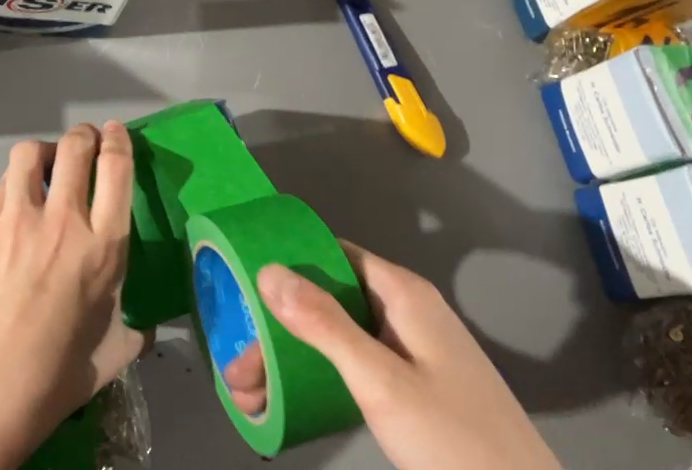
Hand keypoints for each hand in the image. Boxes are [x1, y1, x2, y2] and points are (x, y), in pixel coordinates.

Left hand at [0, 122, 151, 455]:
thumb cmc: (62, 371)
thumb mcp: (118, 348)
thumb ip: (138, 326)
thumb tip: (150, 324)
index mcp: (105, 246)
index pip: (116, 168)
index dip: (118, 141)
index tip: (116, 134)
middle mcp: (64, 222)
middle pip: (75, 147)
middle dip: (83, 136)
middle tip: (85, 143)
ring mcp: (19, 221)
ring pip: (30, 154)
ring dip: (45, 151)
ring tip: (47, 164)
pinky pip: (3, 184)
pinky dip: (16, 181)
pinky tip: (19, 199)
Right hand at [222, 241, 559, 469]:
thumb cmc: (454, 438)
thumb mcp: (381, 380)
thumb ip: (325, 324)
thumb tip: (268, 269)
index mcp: (402, 294)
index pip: (333, 253)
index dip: (288, 263)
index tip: (240, 284)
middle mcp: (404, 312)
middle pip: (328, 300)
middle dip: (278, 330)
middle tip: (237, 371)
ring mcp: (409, 350)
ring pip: (335, 337)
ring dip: (291, 359)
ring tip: (248, 396)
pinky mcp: (411, 387)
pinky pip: (352, 365)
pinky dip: (317, 377)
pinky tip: (287, 401)